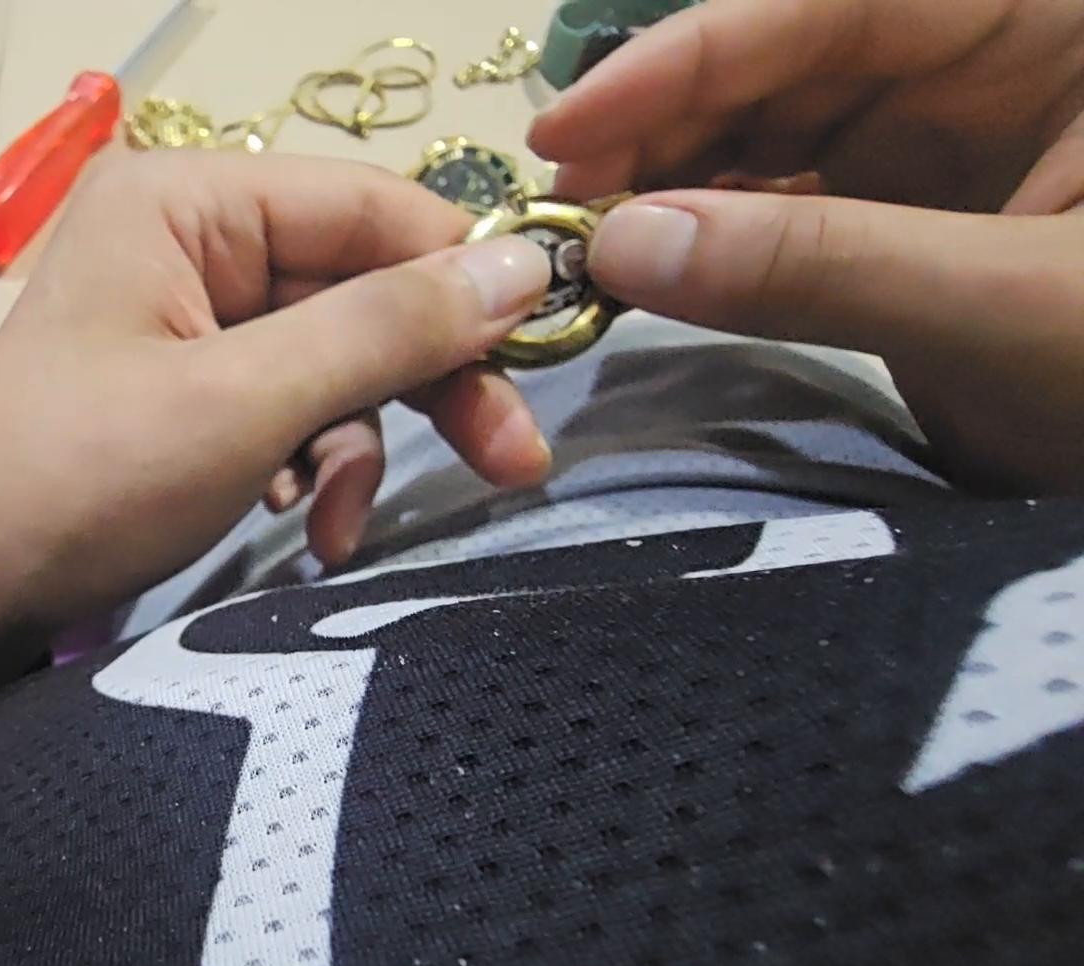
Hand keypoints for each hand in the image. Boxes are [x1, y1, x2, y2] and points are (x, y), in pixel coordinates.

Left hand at [0, 152, 551, 694]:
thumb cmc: (83, 486)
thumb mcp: (243, 404)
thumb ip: (384, 330)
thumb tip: (524, 266)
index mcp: (182, 203)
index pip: (366, 209)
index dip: (461, 275)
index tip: (545, 348)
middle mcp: (181, 245)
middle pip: (350, 292)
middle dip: (419, 385)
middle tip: (506, 460)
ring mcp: (178, 322)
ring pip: (320, 363)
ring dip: (347, 448)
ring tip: (331, 530)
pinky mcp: (176, 391)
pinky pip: (275, 409)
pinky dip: (300, 465)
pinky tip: (292, 519)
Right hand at [527, 0, 1083, 495]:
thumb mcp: (1012, 310)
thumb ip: (809, 267)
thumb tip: (617, 245)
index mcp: (1073, 21)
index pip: (843, 4)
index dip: (683, 57)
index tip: (557, 128)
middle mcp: (999, 61)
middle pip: (782, 67)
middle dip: (657, 133)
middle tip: (560, 212)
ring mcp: (939, 144)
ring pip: (760, 140)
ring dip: (662, 191)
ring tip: (584, 247)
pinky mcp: (892, 218)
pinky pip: (767, 210)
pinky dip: (695, 241)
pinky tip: (642, 268)